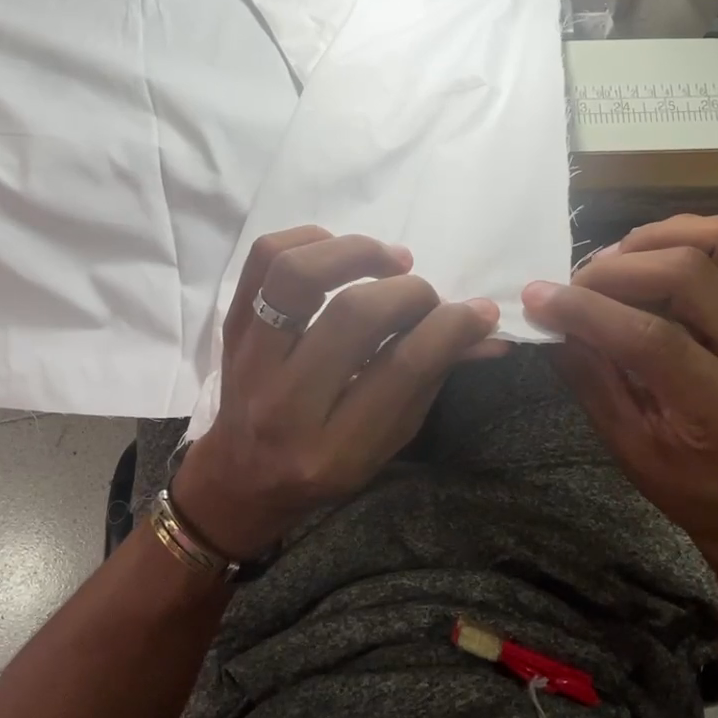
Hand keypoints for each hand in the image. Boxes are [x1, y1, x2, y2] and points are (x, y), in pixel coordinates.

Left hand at [173, 227, 501, 560]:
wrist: (242, 478)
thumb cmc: (327, 464)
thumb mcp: (387, 438)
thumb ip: (431, 379)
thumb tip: (485, 326)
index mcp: (335, 448)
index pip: (402, 368)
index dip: (451, 326)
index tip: (478, 311)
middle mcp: (286, 403)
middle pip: (354, 314)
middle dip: (408, 293)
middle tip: (426, 297)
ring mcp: (250, 361)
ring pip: (297, 275)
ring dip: (355, 252)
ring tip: (388, 261)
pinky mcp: (232, 328)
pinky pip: (261, 260)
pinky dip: (307, 240)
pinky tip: (338, 252)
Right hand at [522, 214, 717, 571]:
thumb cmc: (689, 488)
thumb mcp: (628, 447)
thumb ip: (591, 376)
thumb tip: (550, 315)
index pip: (654, 339)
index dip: (589, 310)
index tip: (538, 297)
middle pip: (692, 274)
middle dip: (616, 269)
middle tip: (574, 284)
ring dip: (657, 238)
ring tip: (612, 262)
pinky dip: (683, 237)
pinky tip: (646, 259)